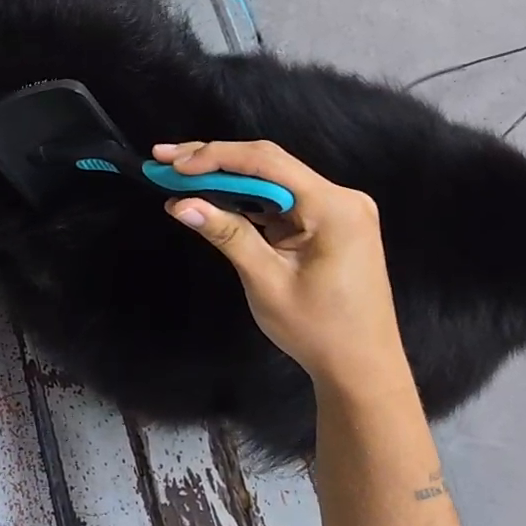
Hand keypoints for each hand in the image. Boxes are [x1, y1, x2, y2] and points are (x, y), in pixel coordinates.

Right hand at [153, 140, 407, 392]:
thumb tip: (180, 204)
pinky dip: (242, 196)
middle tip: (164, 159)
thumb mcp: (266, 280)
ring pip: (270, 178)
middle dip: (213, 159)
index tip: (172, 164)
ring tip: (178, 173)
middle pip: (268, 163)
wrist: (362, 368)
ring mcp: (335, 209)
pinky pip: (278, 198)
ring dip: (224, 176)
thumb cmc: (318, 329)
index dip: (215, 157)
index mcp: (333, 207)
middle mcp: (339, 198)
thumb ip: (226, 234)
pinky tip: (210, 195)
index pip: (265, 163)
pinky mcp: (325, 223)